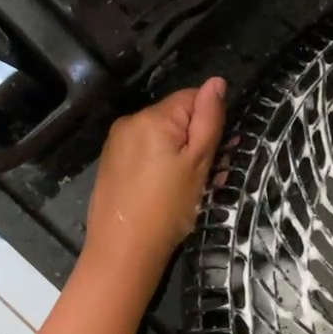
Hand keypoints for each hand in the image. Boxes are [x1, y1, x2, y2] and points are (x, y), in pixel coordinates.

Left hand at [84, 77, 227, 270]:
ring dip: (183, 156)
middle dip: (198, 142)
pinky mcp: (112, 164)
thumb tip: (217, 81)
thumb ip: (209, 119)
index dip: (211, 123)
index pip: (193, 98)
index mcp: (152, 117)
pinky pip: (147, 153)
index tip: (220, 152)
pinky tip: (170, 192)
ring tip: (194, 189)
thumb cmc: (167, 208)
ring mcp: (118, 143)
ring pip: (163, 138)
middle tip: (212, 176)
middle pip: (177, 118)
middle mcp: (130, 122)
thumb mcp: (198, 163)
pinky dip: (163, 166)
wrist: (123, 252)